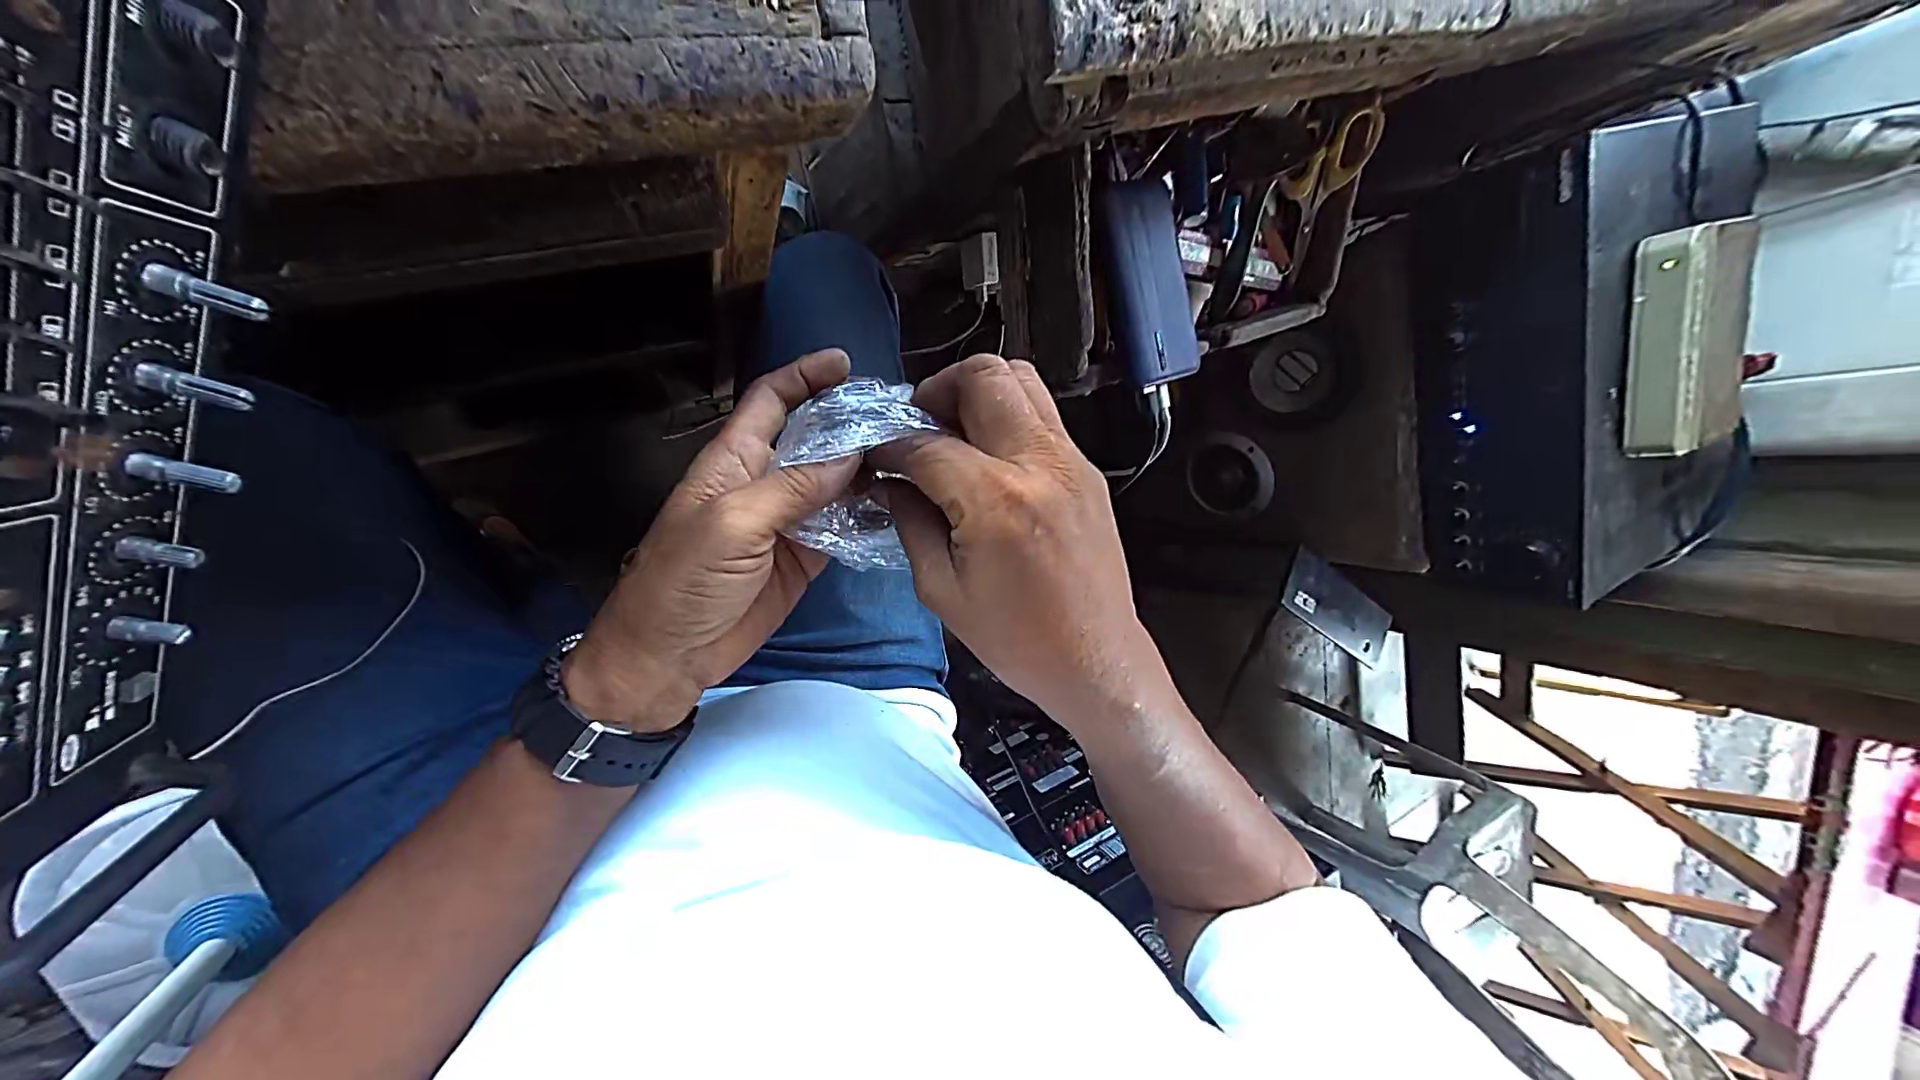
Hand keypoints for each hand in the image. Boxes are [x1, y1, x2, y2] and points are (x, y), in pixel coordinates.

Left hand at [561, 351, 861, 730]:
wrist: (668, 656)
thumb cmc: (683, 582)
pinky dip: (867, 516)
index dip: (803, 377)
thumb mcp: (732, 524)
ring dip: (866, 469)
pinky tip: (895, 506)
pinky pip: (842, 527)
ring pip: (833, 482)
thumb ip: (792, 488)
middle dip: (849, 422)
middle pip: (813, 439)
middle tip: (895, 417)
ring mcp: (787, 521)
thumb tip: (851, 456)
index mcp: (734, 461)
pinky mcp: (805, 557)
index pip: (770, 401)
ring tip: (908, 457)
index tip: (844, 363)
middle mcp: (764, 483)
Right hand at [871, 354, 1169, 724]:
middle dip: (938, 389)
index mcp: (997, 500)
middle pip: (984, 376)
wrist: (1096, 660)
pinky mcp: (1087, 472)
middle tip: (918, 425)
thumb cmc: (1020, 639)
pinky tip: (988, 459)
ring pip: (1023, 380)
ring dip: (978, 393)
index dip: (891, 444)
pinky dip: (1007, 418)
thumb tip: (891, 483)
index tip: (878, 454)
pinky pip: (1043, 416)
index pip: (928, 443)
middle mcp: (1040, 464)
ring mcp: (1071, 462)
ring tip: (953, 434)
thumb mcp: (942, 590)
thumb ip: (910, 523)